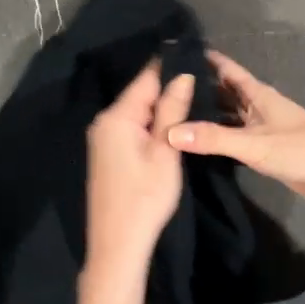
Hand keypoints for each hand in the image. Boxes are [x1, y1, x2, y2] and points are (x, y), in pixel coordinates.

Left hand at [84, 63, 191, 273]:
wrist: (117, 246)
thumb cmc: (145, 198)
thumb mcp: (165, 152)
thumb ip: (172, 111)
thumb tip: (183, 75)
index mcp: (116, 117)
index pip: (146, 78)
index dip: (171, 66)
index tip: (196, 57)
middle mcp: (104, 121)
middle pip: (140, 93)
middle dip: (168, 87)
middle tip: (202, 80)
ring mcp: (102, 138)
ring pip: (137, 111)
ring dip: (161, 107)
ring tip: (193, 99)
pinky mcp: (106, 154)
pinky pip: (131, 127)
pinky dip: (150, 123)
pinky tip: (170, 126)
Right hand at [169, 52, 304, 213]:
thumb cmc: (302, 151)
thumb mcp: (255, 145)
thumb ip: (214, 138)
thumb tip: (169, 130)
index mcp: (260, 95)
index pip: (228, 70)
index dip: (207, 59)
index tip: (179, 51)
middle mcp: (260, 107)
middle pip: (227, 92)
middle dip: (201, 87)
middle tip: (166, 87)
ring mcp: (264, 129)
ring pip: (231, 115)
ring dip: (209, 114)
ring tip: (175, 114)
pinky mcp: (267, 150)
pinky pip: (236, 137)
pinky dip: (219, 137)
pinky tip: (200, 144)